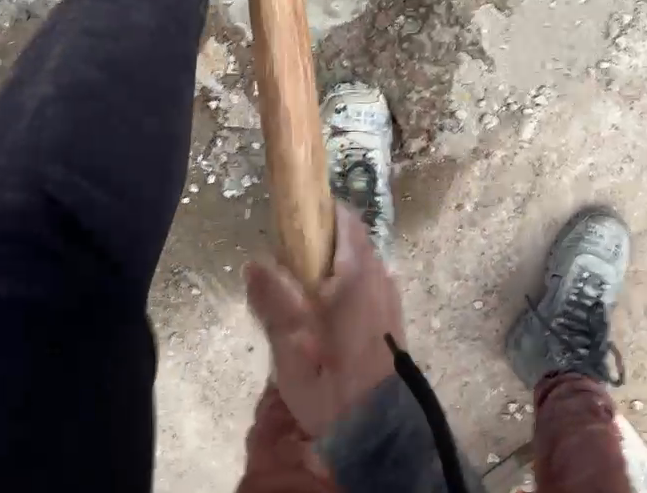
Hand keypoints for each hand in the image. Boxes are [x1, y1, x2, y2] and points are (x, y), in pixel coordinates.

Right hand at [244, 208, 403, 436]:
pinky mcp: (393, 319)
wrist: (381, 434)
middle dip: (317, 245)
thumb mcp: (291, 348)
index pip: (343, 218)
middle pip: (349, 240)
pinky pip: (366, 285)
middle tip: (285, 267)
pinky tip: (324, 318)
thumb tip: (253, 264)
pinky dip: (344, 288)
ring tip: (301, 296)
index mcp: (358, 273)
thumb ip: (272, 302)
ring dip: (331, 269)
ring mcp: (390, 297)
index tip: (288, 223)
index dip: (316, 212)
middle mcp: (380, 275)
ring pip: (358, 264)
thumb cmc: (334, 386)